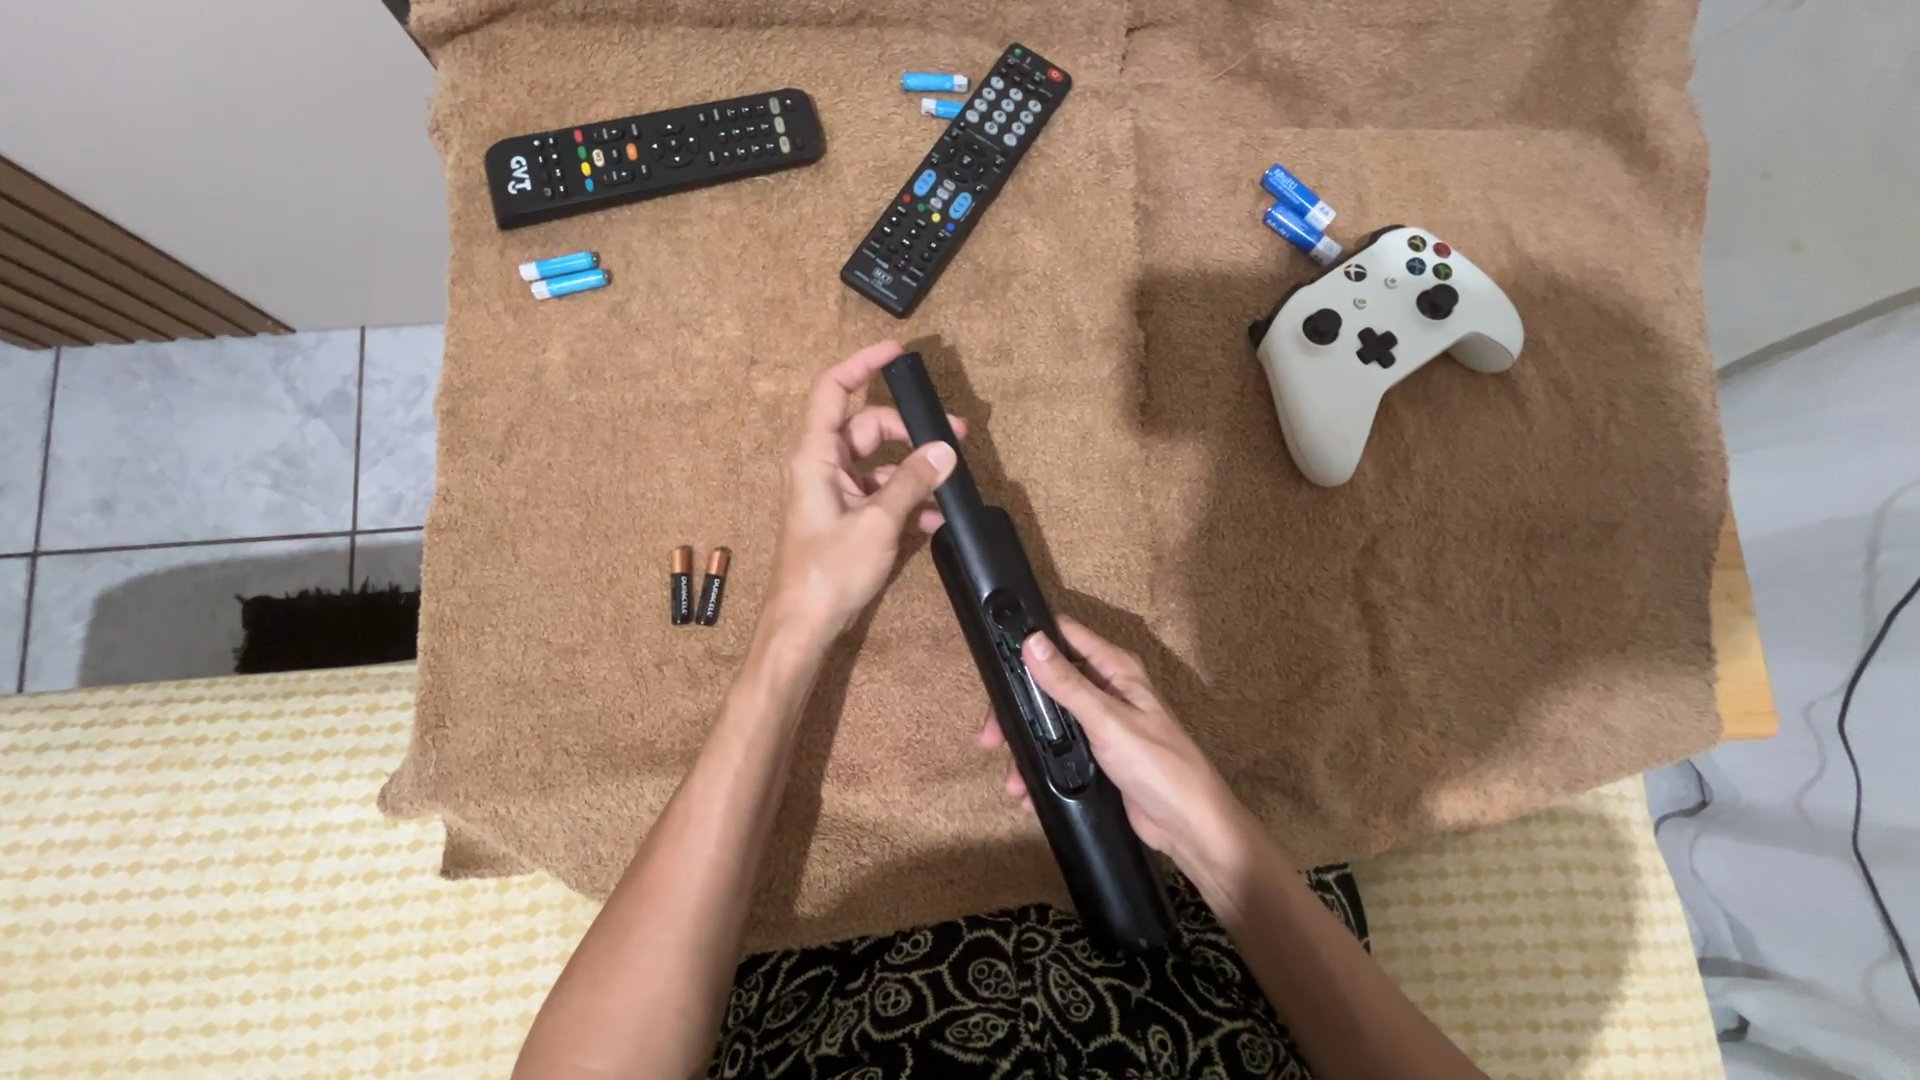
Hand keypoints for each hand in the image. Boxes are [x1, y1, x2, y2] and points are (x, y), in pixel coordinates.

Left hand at [765, 341, 964, 640]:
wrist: (805, 624)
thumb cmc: (828, 571)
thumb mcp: (878, 522)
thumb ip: (912, 481)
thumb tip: (945, 450)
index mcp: (815, 456)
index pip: (833, 390)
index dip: (861, 364)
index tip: (896, 354)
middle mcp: (822, 467)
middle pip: (867, 428)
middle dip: (911, 430)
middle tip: (954, 438)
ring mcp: (834, 493)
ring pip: (879, 464)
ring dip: (914, 471)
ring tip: (951, 483)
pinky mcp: (845, 518)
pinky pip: (880, 494)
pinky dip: (906, 500)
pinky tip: (935, 518)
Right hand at [977, 616, 1253, 879]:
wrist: (1189, 825)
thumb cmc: (1159, 765)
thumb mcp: (1107, 720)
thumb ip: (1067, 683)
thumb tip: (1032, 641)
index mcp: (1115, 668)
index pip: (1065, 635)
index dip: (1031, 640)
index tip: (996, 659)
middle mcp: (1107, 688)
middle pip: (1048, 682)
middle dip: (1018, 709)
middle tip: (991, 737)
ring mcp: (1101, 722)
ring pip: (1050, 721)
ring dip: (1026, 746)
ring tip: (1012, 781)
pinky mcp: (1098, 754)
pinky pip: (1059, 750)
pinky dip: (1041, 766)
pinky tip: (1029, 792)